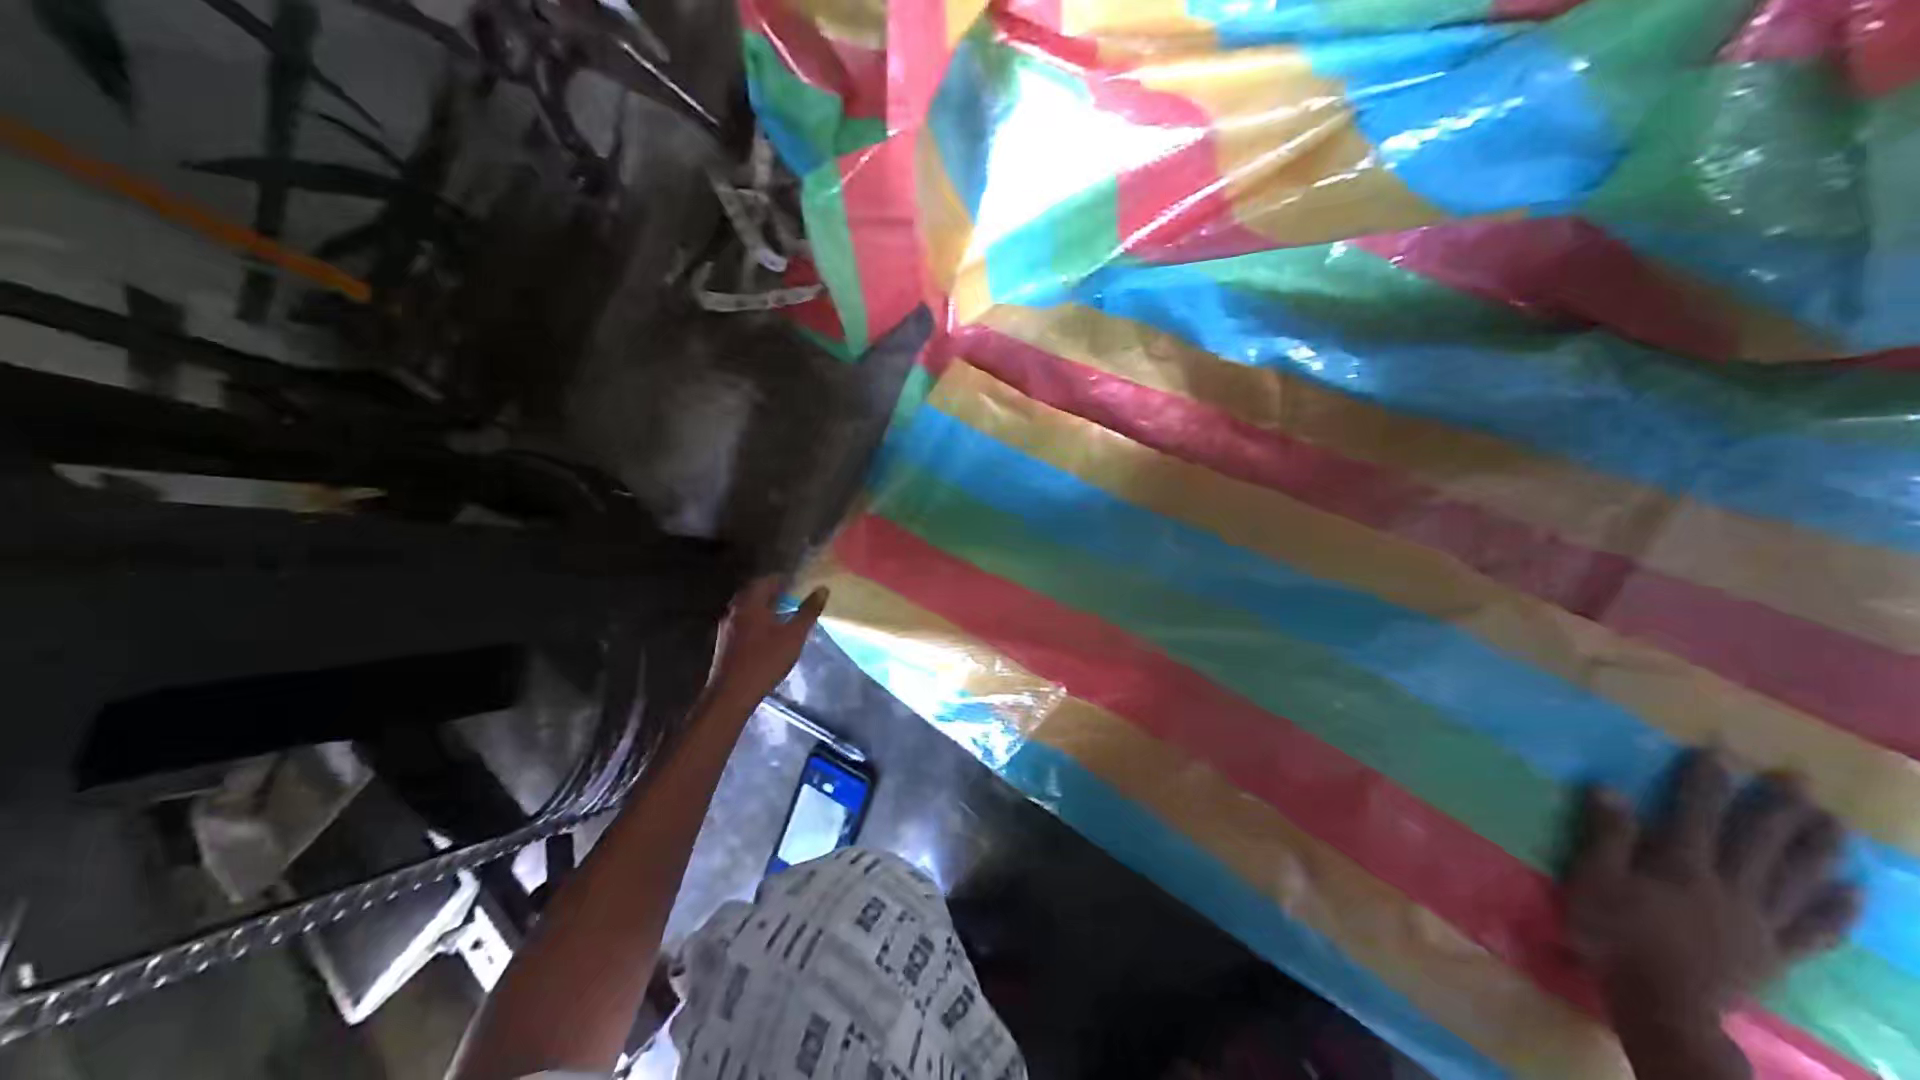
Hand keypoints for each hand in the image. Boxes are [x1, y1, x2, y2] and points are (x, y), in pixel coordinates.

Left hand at [707, 577, 827, 705]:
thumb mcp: (793, 636)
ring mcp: (726, 628)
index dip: (782, 579)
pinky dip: (755, 621)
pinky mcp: (724, 644)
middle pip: (753, 593)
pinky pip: (741, 623)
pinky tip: (765, 634)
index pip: (766, 581)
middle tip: (790, 596)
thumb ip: (808, 612)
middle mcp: (734, 611)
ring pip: (746, 609)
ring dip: (762, 607)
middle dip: (771, 592)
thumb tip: (822, 589)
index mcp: (750, 603)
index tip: (797, 582)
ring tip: (781, 614)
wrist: (731, 694)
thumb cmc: (765, 661)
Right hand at [1566, 751, 1859, 1060]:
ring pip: (1795, 878)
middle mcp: (1727, 886)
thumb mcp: (1591, 881)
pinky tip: (1851, 892)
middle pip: (1757, 841)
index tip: (1720, 749)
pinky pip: (1813, 930)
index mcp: (1681, 866)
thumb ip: (1606, 836)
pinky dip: (1835, 911)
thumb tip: (1611, 788)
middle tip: (1799, 779)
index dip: (1707, 780)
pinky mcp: (1773, 952)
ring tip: (1836, 822)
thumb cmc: (1615, 935)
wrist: (1660, 1005)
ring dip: (1817, 848)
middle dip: (1777, 807)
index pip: (1696, 813)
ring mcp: (1757, 921)